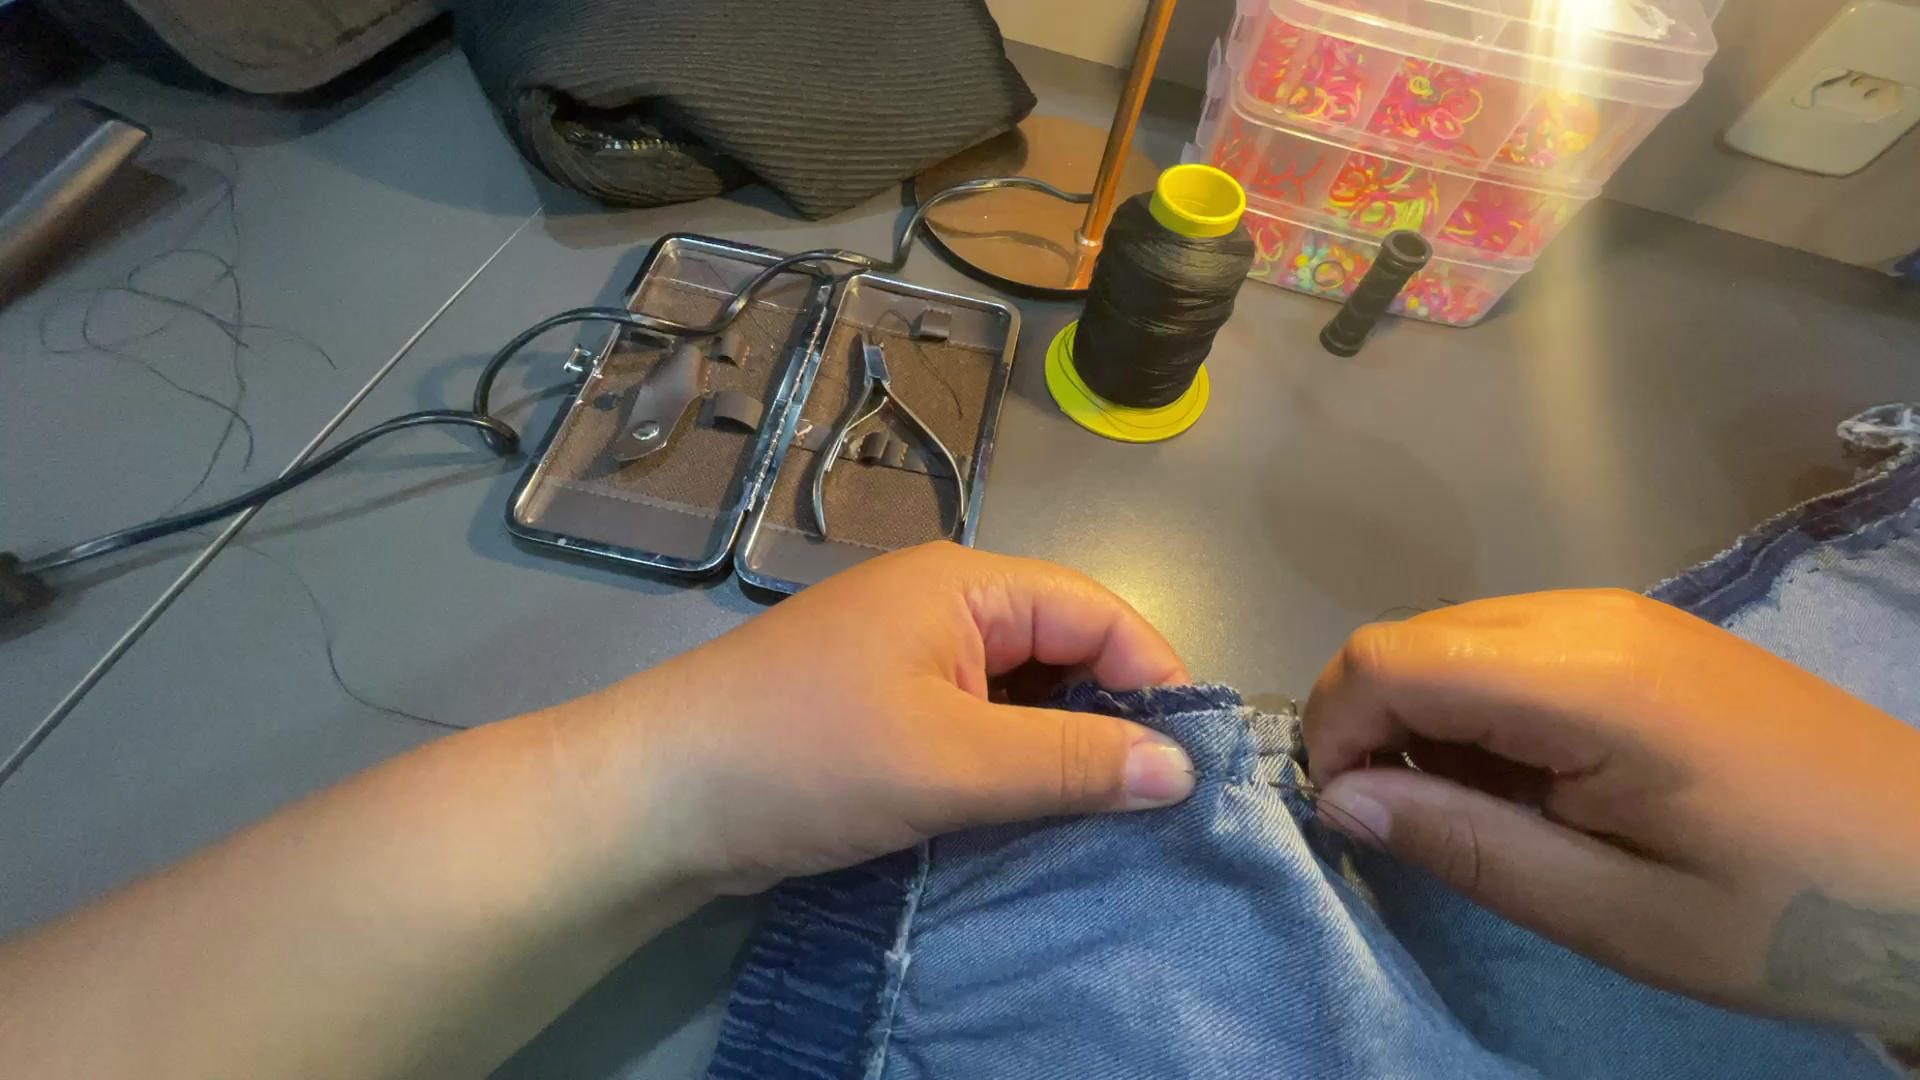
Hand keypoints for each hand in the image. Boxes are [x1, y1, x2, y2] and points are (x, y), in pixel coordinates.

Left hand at [556, 543, 1194, 896]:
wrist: (659, 796)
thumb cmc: (807, 754)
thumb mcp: (950, 760)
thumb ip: (1069, 760)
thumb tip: (1180, 770)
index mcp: (965, 584)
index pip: (1092, 610)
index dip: (1153, 672)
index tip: (1195, 758)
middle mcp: (946, 606)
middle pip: (1062, 646)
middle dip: (1113, 713)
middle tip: (1161, 797)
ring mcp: (916, 658)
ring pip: (1024, 692)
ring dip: (1065, 745)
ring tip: (1113, 814)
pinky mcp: (893, 707)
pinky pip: (983, 724)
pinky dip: (1018, 763)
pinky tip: (1042, 813)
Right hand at [1304, 590, 1919, 1040]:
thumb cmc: (1801, 917)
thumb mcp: (1618, 913)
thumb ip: (1460, 843)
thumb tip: (1337, 798)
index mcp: (1582, 678)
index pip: (1385, 660)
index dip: (1334, 725)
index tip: (1345, 804)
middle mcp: (1576, 615)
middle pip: (1400, 640)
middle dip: (1365, 722)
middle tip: (1400, 811)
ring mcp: (1601, 610)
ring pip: (1435, 637)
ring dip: (1413, 713)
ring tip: (1468, 795)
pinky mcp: (1618, 624)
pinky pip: (1487, 643)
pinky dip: (1460, 700)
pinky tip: (1517, 763)